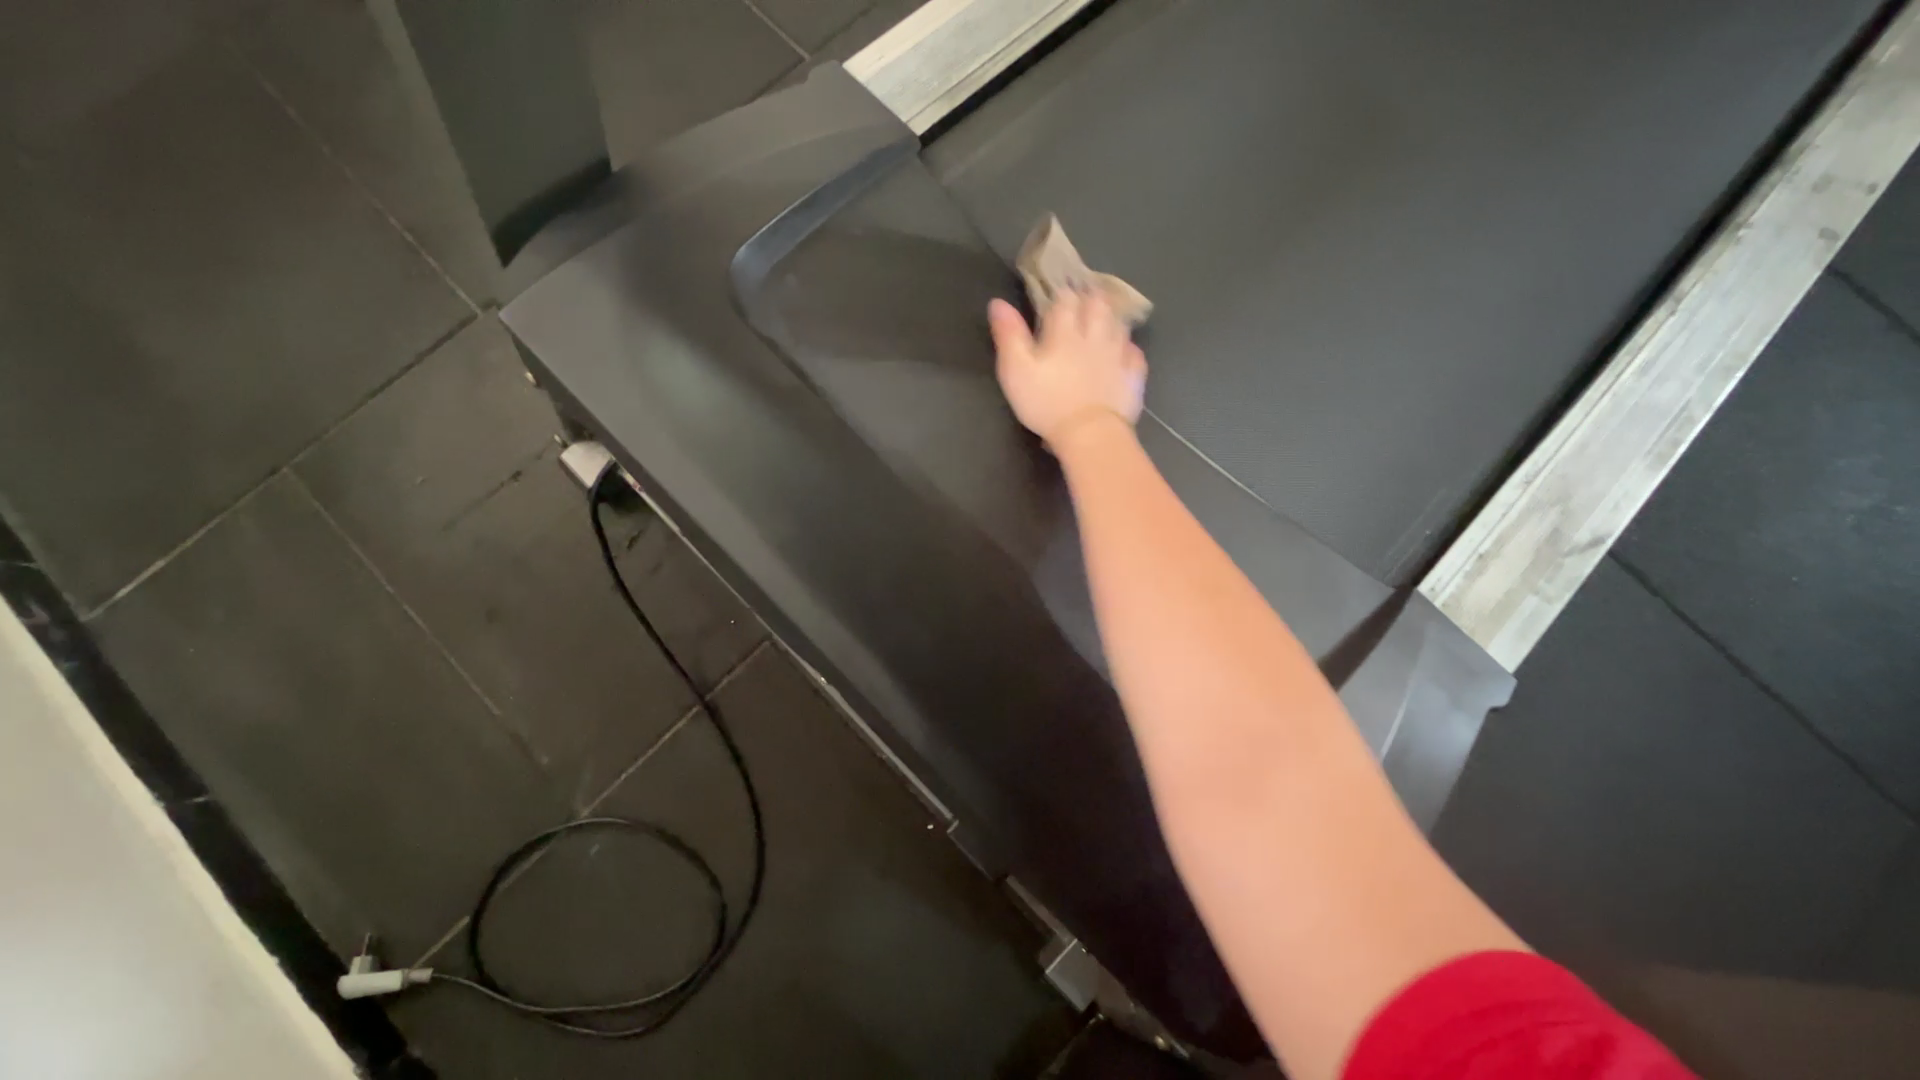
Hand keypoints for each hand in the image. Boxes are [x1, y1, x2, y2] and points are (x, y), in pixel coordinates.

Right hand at [988, 292, 1146, 450]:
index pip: (1065, 300)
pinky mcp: (1133, 376)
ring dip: (1111, 318)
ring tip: (1104, 320)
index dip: (1061, 293)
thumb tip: (998, 303)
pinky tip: (1124, 351)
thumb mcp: (1016, 370)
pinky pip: (1135, 353)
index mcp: (1065, 332)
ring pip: (1119, 325)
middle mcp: (1095, 336)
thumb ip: (1009, 335)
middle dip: (1090, 298)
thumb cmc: (1047, 402)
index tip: (1056, 294)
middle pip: (1097, 305)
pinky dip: (1129, 348)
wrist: (1090, 434)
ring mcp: (1118, 355)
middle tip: (1084, 299)